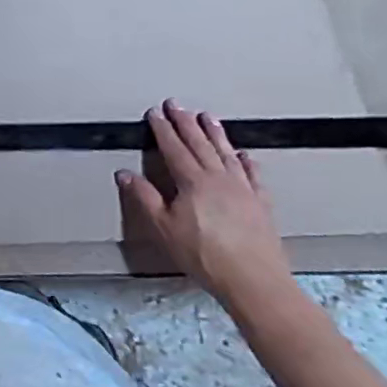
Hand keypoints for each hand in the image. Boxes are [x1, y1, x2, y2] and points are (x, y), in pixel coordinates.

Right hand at [117, 99, 293, 303]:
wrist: (254, 281)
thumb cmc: (205, 256)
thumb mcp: (163, 228)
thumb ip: (144, 198)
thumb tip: (126, 175)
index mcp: (193, 182)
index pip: (174, 148)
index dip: (163, 129)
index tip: (155, 113)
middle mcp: (219, 179)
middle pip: (200, 144)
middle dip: (186, 123)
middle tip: (177, 105)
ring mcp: (243, 190)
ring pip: (226, 153)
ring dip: (215, 133)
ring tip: (207, 117)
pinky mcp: (260, 204)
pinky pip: (253, 175)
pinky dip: (246, 162)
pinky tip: (243, 155)